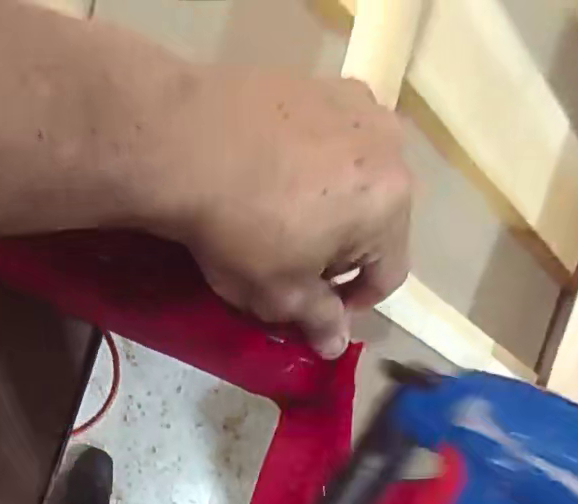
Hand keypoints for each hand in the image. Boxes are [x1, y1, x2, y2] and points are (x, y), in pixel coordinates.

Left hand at [149, 68, 412, 358]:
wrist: (186, 145)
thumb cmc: (243, 231)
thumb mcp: (280, 294)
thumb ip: (318, 320)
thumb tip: (336, 346)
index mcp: (391, 204)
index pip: (389, 274)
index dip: (354, 304)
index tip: (317, 311)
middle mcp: (391, 147)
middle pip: (377, 222)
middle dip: (341, 253)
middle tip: (294, 268)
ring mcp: (357, 106)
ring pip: (356, 180)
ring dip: (330, 210)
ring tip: (281, 221)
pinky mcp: (320, 83)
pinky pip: (329, 143)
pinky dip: (311, 169)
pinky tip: (270, 180)